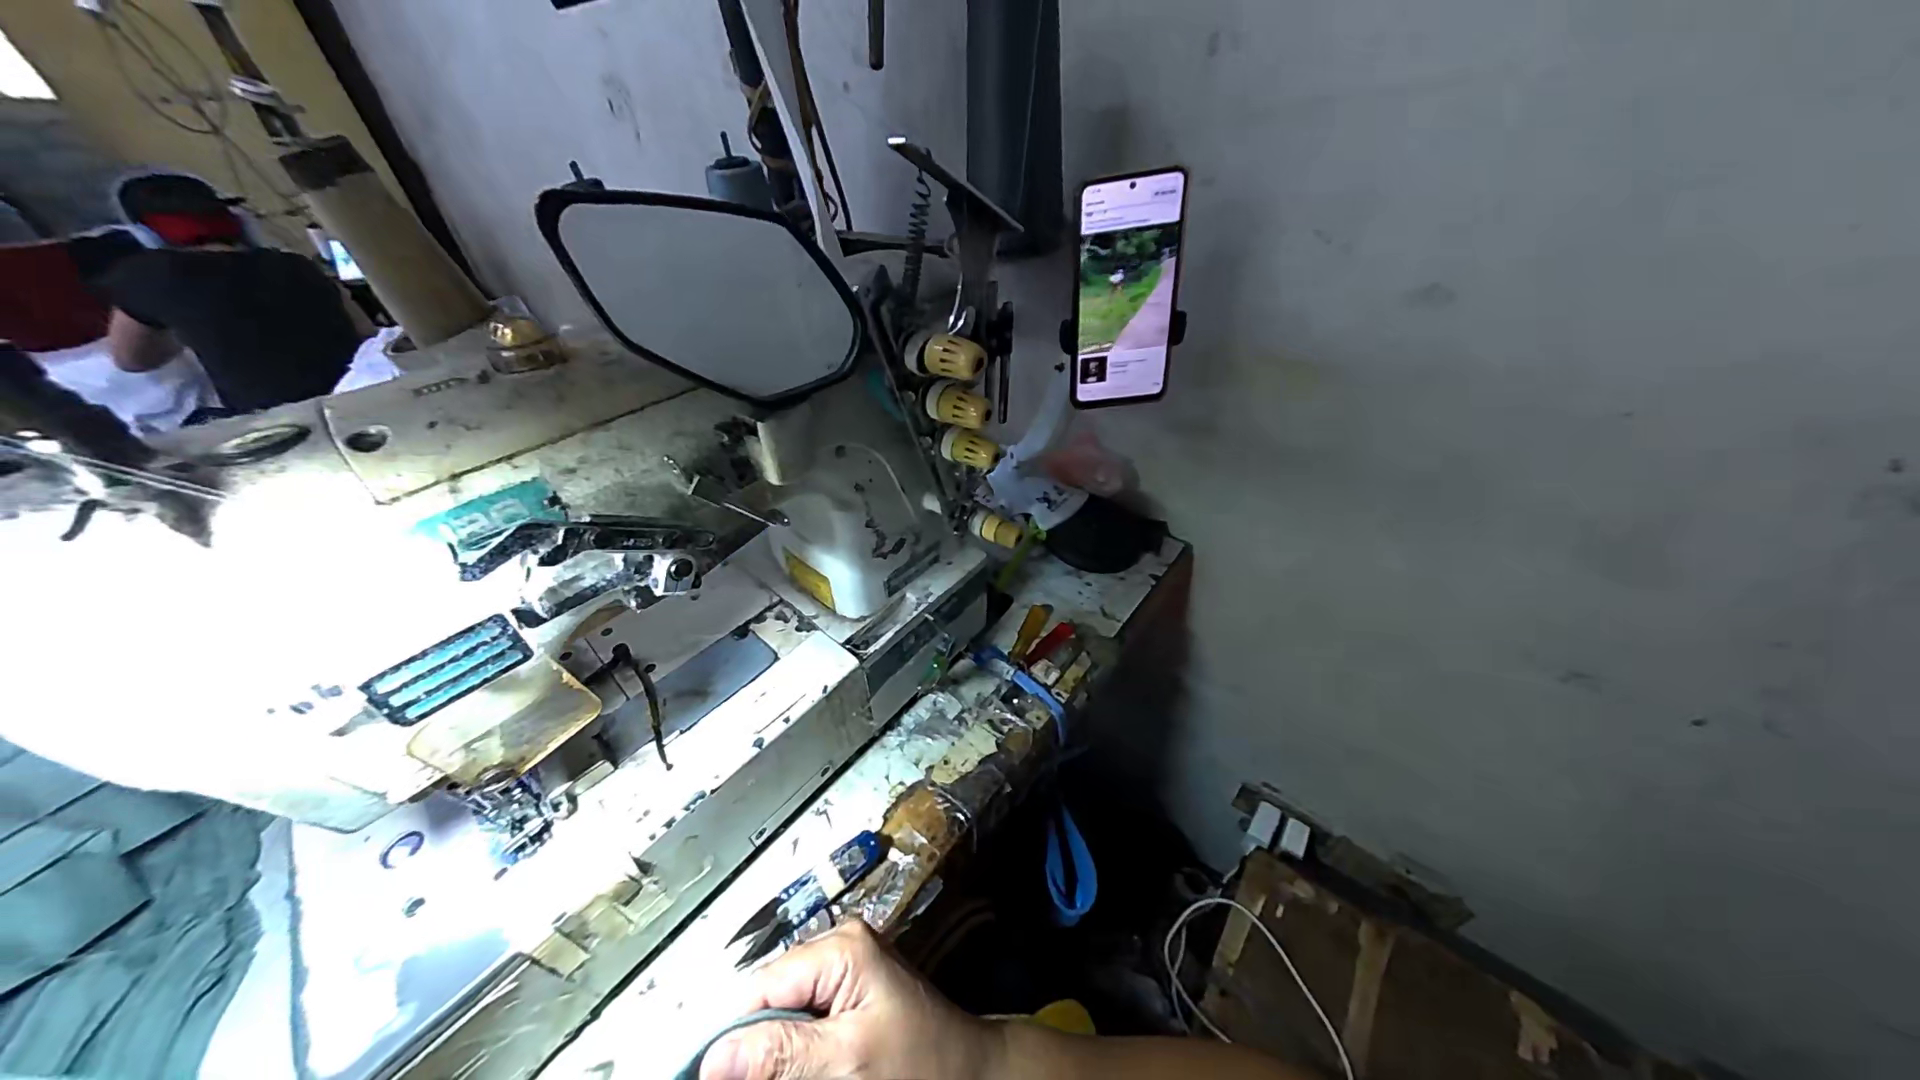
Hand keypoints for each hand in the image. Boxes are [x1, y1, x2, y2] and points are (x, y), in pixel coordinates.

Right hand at [700, 920, 1000, 1079]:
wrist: (973, 1071)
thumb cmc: (924, 1063)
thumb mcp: (846, 1061)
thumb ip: (782, 1053)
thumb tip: (716, 1056)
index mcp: (841, 948)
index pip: (762, 987)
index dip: (733, 1036)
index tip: (711, 1077)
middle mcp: (840, 945)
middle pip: (771, 995)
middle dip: (757, 1042)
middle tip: (761, 1078)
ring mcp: (846, 964)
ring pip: (784, 1007)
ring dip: (776, 1046)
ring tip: (785, 1073)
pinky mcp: (851, 988)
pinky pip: (805, 1012)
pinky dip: (797, 1043)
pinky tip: (805, 1067)